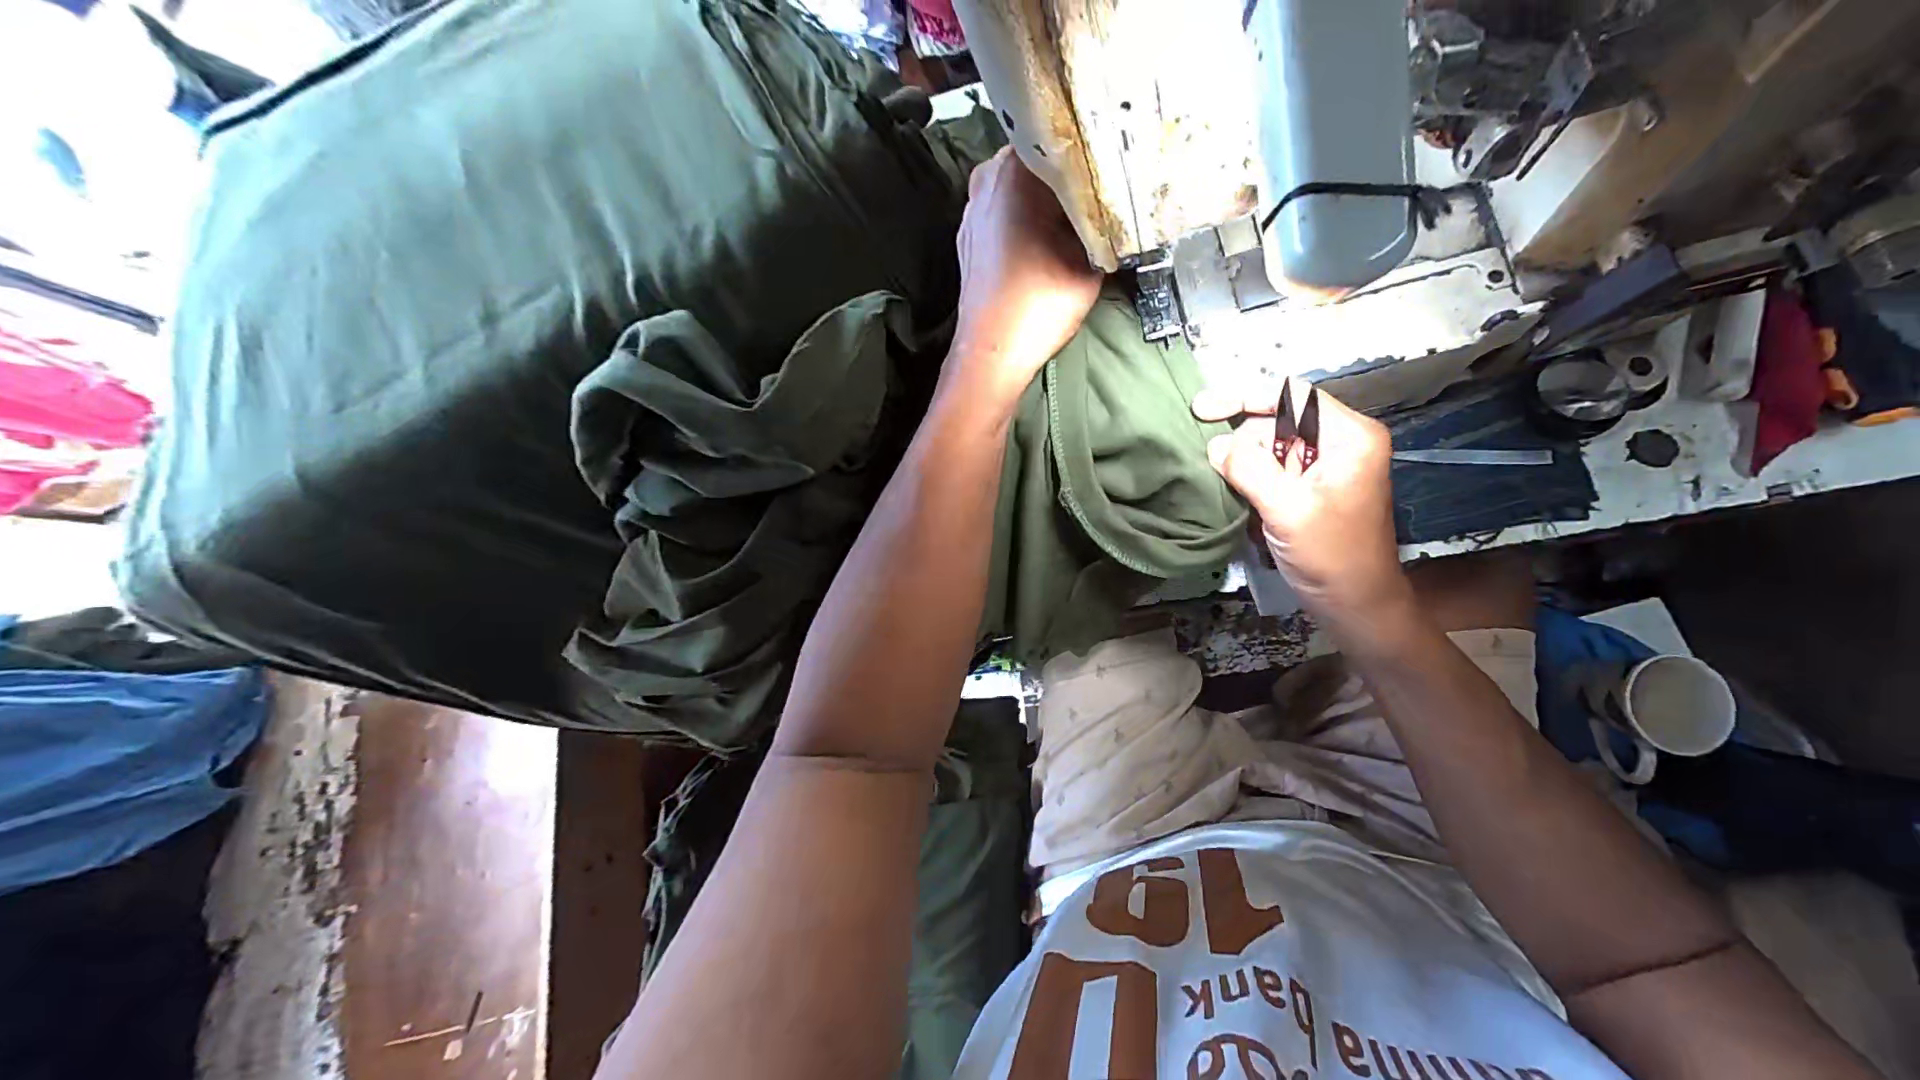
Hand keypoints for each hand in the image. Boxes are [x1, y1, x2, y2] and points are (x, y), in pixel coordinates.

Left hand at [944, 147, 1101, 410]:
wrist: (991, 354)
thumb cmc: (1038, 304)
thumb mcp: (1090, 261)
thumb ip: (1105, 225)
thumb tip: (1117, 207)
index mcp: (1015, 168)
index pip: (1063, 133)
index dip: (1094, 146)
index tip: (1119, 158)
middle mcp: (987, 177)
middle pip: (1040, 158)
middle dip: (1070, 173)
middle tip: (1105, 188)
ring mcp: (973, 207)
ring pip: (1021, 185)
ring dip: (1048, 196)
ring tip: (1080, 213)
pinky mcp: (969, 235)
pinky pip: (1005, 210)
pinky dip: (1026, 216)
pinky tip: (1048, 235)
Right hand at [1196, 378, 1418, 649]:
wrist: (1355, 604)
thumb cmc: (1332, 556)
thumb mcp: (1288, 509)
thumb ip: (1249, 470)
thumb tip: (1214, 446)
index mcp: (1348, 436)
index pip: (1292, 396)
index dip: (1245, 396)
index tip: (1202, 409)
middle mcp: (1337, 442)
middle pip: (1276, 420)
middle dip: (1240, 436)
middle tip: (1209, 460)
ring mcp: (1321, 466)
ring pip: (1268, 445)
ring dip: (1240, 459)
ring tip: (1218, 478)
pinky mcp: (1306, 487)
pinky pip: (1269, 468)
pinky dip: (1246, 474)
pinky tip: (1230, 487)